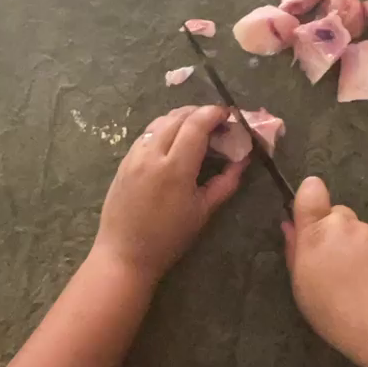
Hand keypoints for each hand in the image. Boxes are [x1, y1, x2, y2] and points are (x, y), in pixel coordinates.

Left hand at [92, 106, 247, 279]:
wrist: (124, 254)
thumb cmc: (168, 238)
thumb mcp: (202, 212)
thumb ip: (225, 182)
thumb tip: (243, 160)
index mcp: (175, 167)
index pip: (196, 124)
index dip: (214, 113)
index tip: (229, 115)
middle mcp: (153, 153)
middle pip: (178, 116)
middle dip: (200, 112)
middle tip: (218, 123)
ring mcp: (135, 155)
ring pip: (160, 121)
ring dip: (181, 118)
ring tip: (197, 128)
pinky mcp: (124, 160)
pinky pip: (147, 133)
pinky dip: (165, 128)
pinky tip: (174, 141)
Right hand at [283, 176, 367, 361]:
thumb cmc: (333, 310)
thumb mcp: (302, 285)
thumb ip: (294, 250)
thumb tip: (289, 225)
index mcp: (315, 233)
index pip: (311, 191)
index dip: (310, 198)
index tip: (311, 217)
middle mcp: (343, 225)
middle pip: (336, 214)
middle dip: (334, 231)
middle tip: (335, 263)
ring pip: (358, 231)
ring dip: (354, 245)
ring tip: (357, 278)